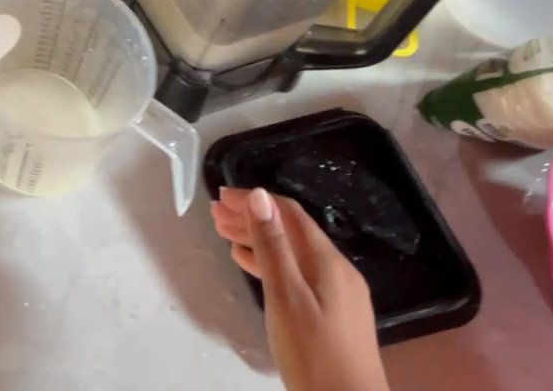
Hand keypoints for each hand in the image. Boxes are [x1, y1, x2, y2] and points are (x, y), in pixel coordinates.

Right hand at [212, 187, 388, 390]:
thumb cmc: (314, 356)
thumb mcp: (285, 296)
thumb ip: (271, 245)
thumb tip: (260, 195)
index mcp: (328, 262)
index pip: (289, 214)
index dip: (254, 200)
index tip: (220, 198)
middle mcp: (337, 272)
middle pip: (291, 231)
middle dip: (252, 217)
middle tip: (214, 214)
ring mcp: (337, 295)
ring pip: (292, 253)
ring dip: (258, 239)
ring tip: (223, 234)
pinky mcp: (332, 316)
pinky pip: (296, 273)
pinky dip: (269, 262)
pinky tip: (247, 264)